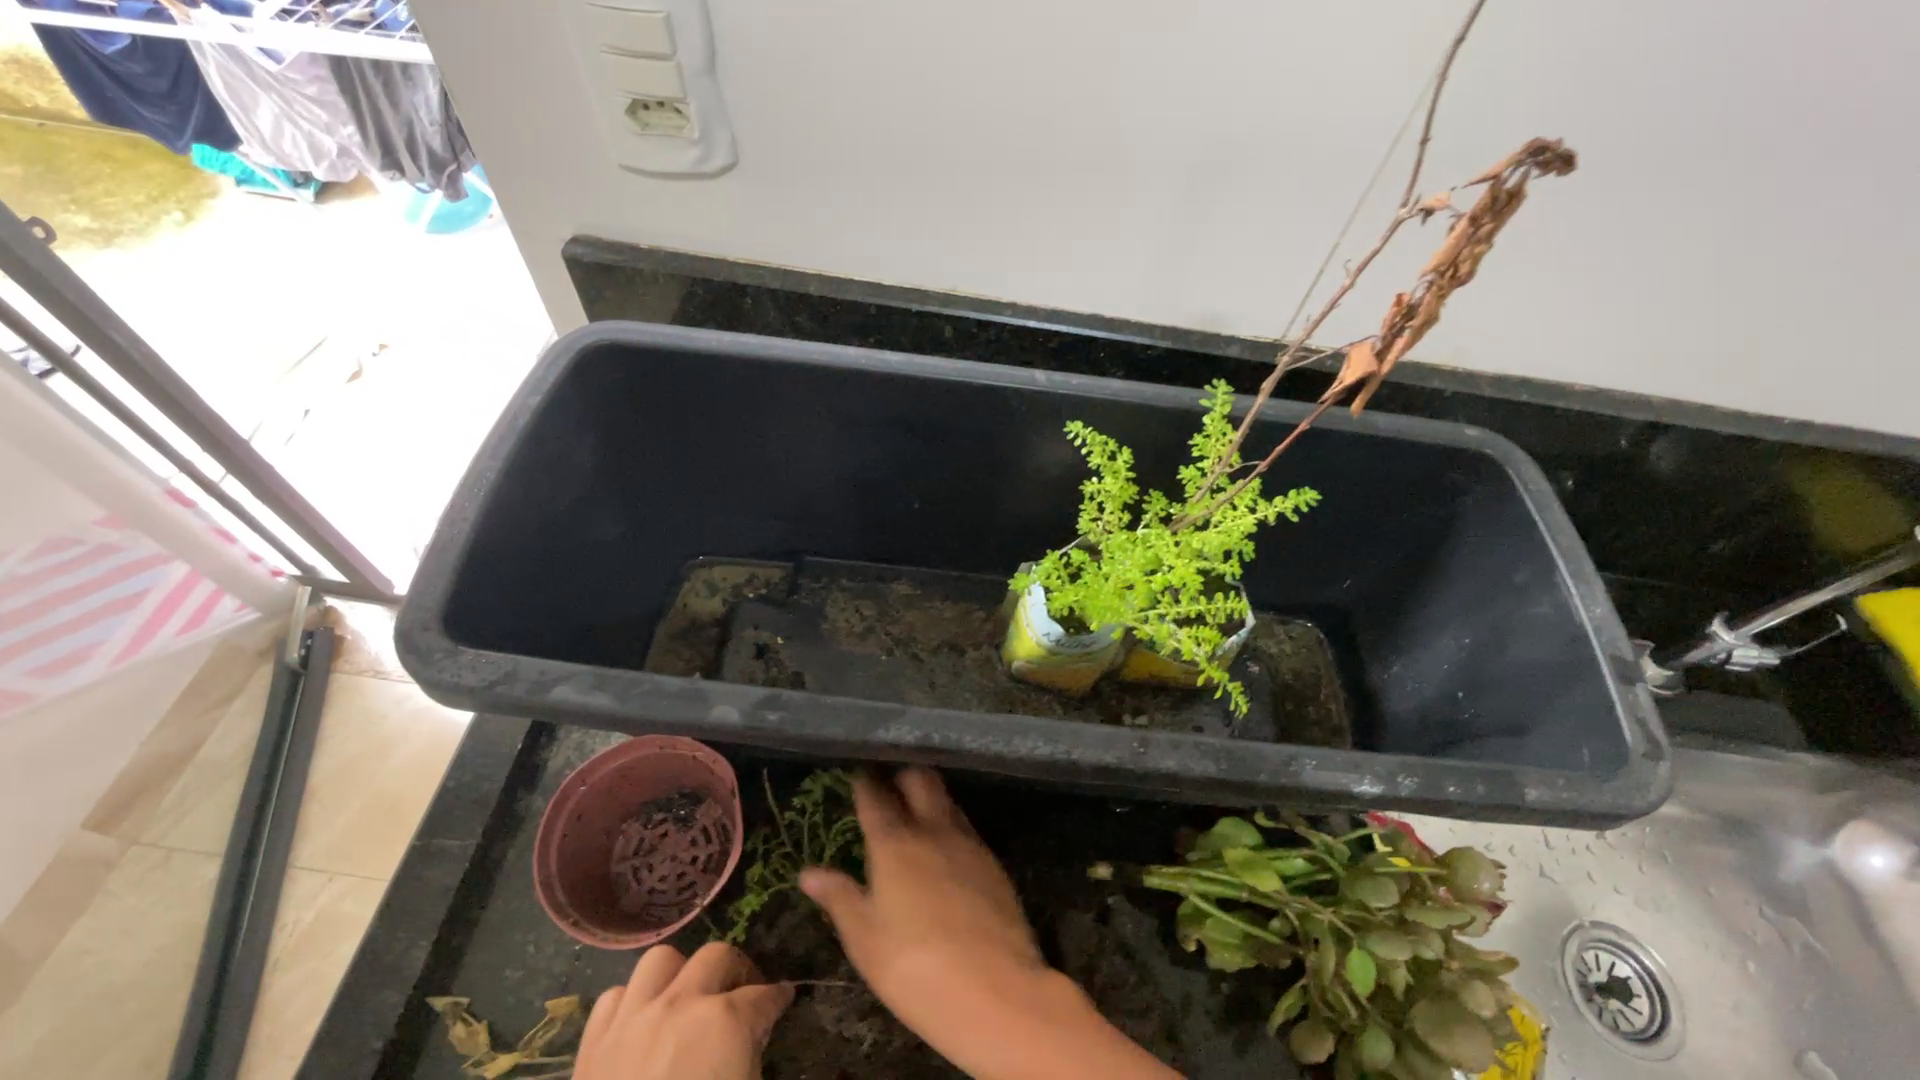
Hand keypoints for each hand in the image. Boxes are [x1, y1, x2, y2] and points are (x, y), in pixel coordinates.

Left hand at [575, 942, 792, 1079]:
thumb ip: (754, 1061)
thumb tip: (754, 1042)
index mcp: (725, 1022)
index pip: (765, 996)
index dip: (779, 999)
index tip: (784, 1001)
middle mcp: (680, 1005)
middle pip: (717, 957)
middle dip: (738, 971)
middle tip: (744, 994)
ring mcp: (632, 1018)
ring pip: (661, 960)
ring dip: (682, 974)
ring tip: (690, 997)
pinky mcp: (593, 1042)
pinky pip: (616, 996)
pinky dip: (634, 1001)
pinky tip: (643, 1023)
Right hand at [801, 768, 1178, 1079]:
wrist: (996, 991)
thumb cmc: (915, 969)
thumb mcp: (865, 940)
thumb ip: (839, 898)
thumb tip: (809, 873)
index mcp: (895, 845)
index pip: (876, 798)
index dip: (865, 783)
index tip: (858, 775)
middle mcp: (934, 832)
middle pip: (921, 781)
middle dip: (903, 776)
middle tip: (889, 785)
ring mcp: (970, 845)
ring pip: (948, 802)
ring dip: (931, 799)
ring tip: (916, 812)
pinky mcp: (995, 865)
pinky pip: (968, 830)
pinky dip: (951, 827)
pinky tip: (946, 849)